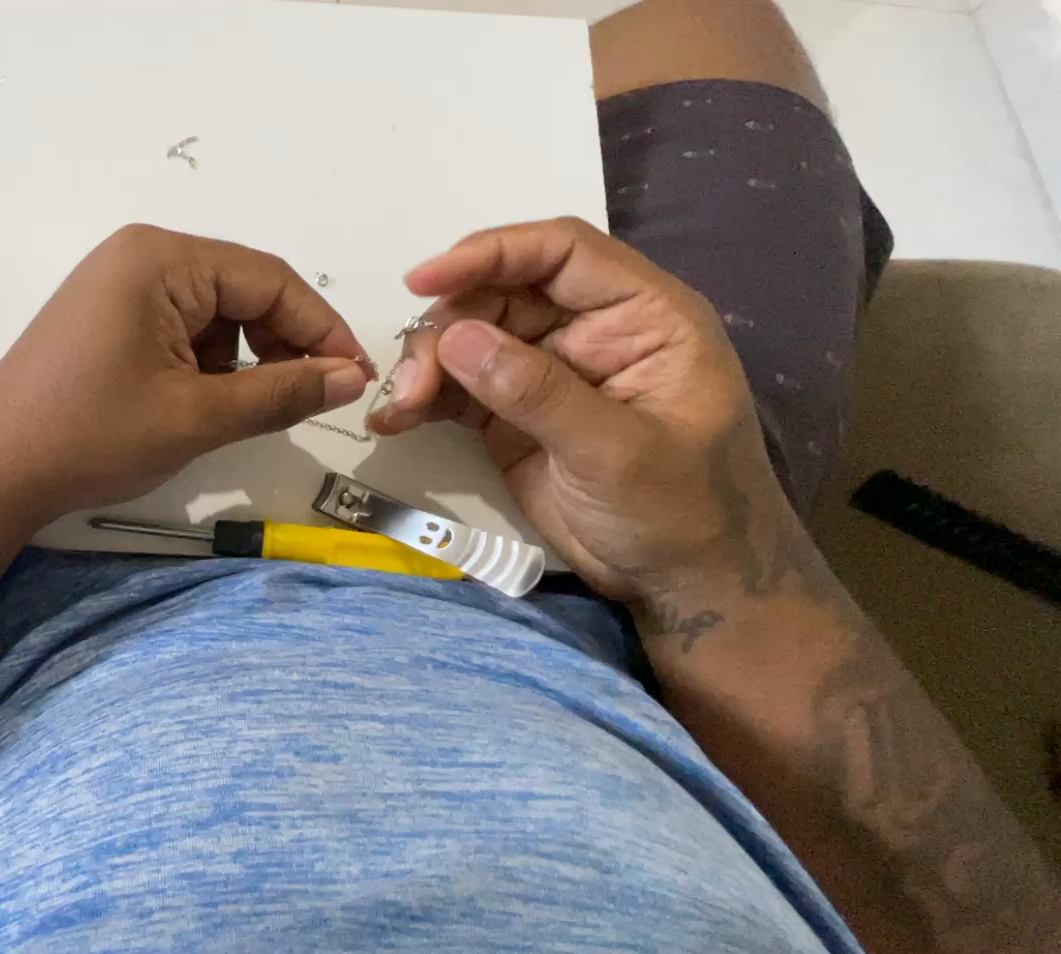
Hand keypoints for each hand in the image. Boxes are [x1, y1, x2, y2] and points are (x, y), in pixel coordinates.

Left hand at [0, 225, 370, 519]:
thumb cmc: (91, 437)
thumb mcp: (195, 417)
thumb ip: (280, 394)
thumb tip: (349, 378)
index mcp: (161, 260)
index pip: (268, 280)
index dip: (320, 330)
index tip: (354, 379)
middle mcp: (138, 258)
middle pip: (239, 295)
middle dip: (277, 349)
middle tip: (304, 404)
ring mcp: (114, 289)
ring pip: (209, 319)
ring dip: (237, 366)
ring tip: (232, 416)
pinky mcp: (101, 323)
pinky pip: (174, 335)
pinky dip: (199, 371)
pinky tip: (192, 410)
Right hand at [366, 217, 800, 604]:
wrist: (677, 581)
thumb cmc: (682, 509)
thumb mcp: (616, 450)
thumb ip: (538, 392)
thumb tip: (455, 339)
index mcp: (639, 317)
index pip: (559, 255)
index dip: (490, 254)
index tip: (421, 280)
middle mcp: (585, 334)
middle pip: (497, 297)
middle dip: (444, 330)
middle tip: (409, 383)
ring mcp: (541, 377)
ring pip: (466, 343)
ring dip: (424, 368)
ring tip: (399, 409)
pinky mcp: (507, 418)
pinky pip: (454, 393)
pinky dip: (420, 403)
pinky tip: (391, 422)